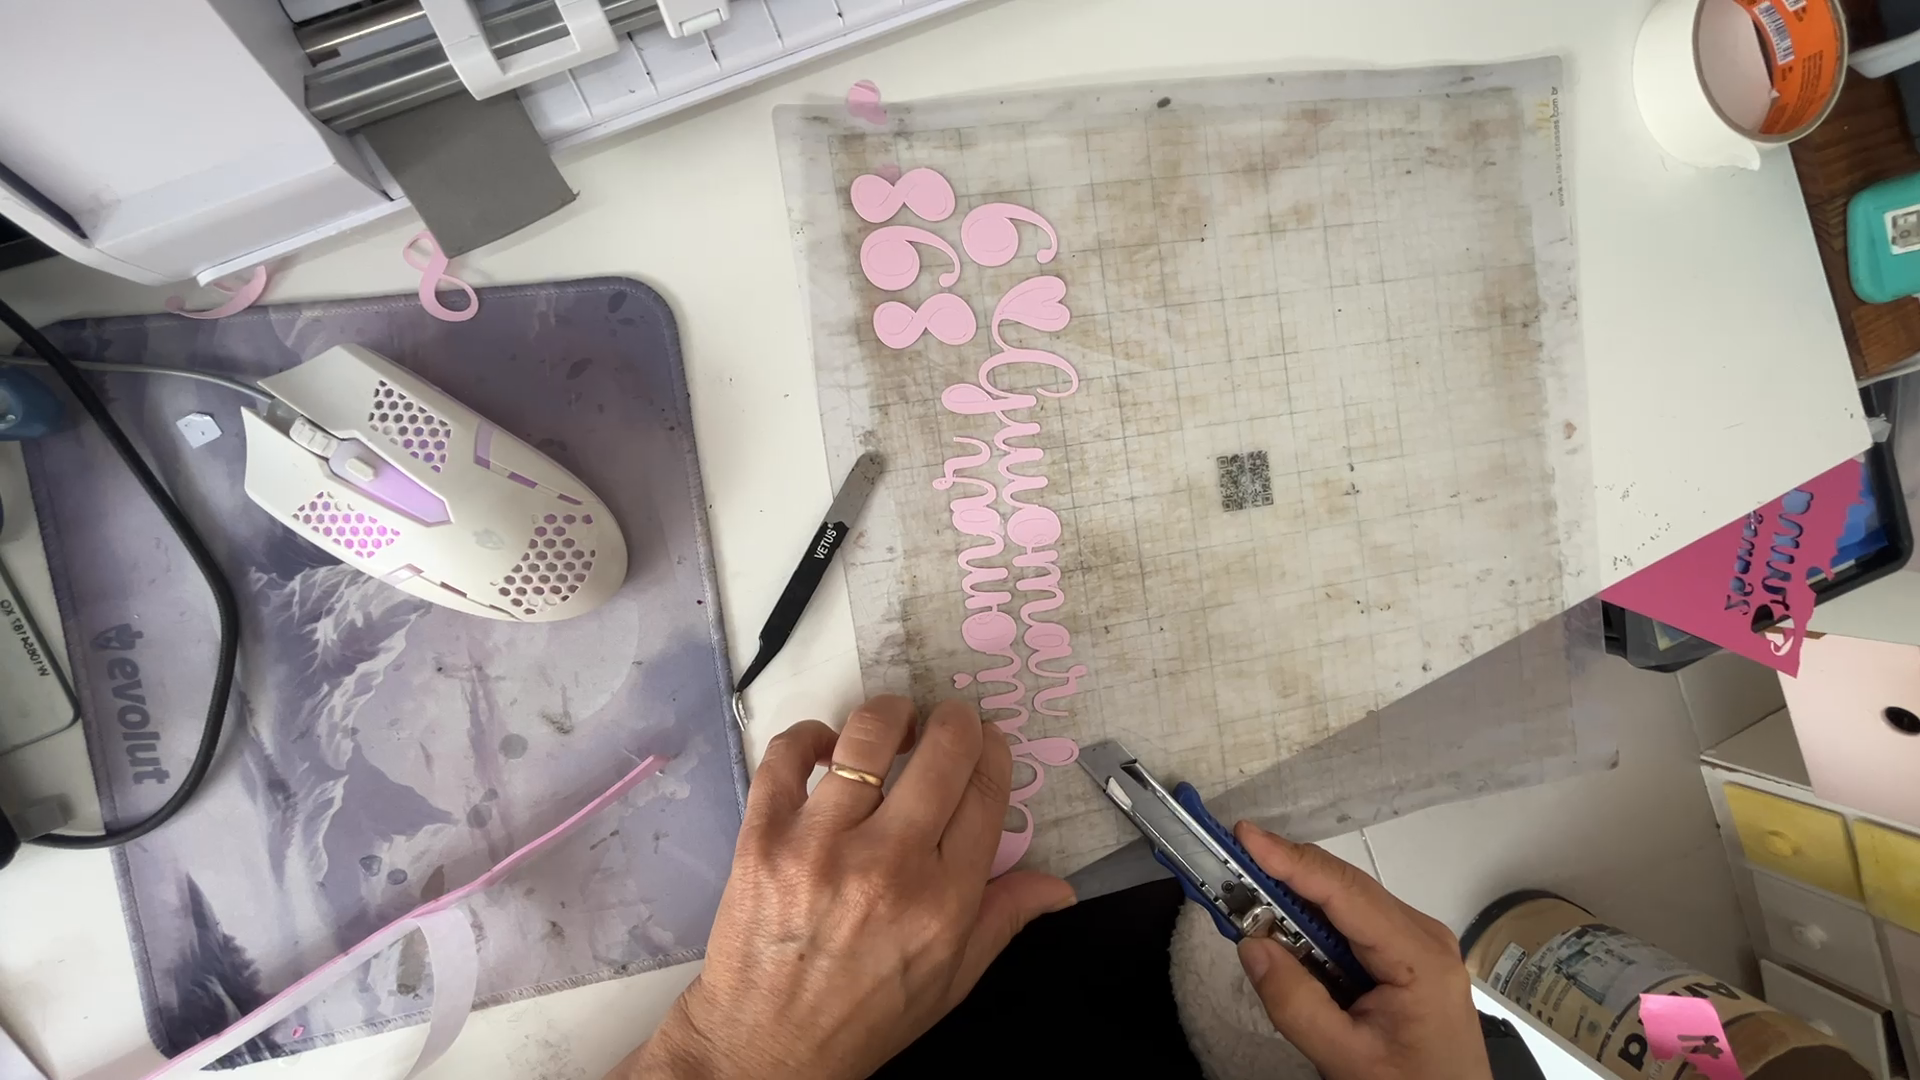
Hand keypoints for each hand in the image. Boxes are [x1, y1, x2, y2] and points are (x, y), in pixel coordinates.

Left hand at [618, 695, 1075, 1079]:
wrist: (763, 1049)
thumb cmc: (867, 1013)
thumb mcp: (950, 980)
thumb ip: (1004, 919)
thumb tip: (1060, 885)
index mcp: (943, 899)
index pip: (987, 791)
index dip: (993, 750)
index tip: (988, 739)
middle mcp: (888, 863)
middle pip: (941, 750)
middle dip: (954, 719)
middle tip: (947, 720)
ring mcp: (820, 844)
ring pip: (867, 736)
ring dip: (891, 714)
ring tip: (894, 723)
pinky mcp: (764, 835)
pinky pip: (787, 754)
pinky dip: (810, 734)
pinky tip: (827, 748)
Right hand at [1232, 822, 1491, 1079]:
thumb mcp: (1348, 1060)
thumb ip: (1297, 1005)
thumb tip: (1250, 942)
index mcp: (1418, 956)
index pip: (1344, 891)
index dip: (1291, 860)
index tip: (1244, 836)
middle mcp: (1419, 932)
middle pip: (1339, 885)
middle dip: (1281, 872)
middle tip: (1228, 865)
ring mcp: (1412, 937)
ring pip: (1339, 896)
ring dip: (1290, 895)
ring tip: (1244, 894)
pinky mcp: (1399, 948)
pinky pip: (1344, 916)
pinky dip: (1305, 915)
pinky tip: (1280, 923)